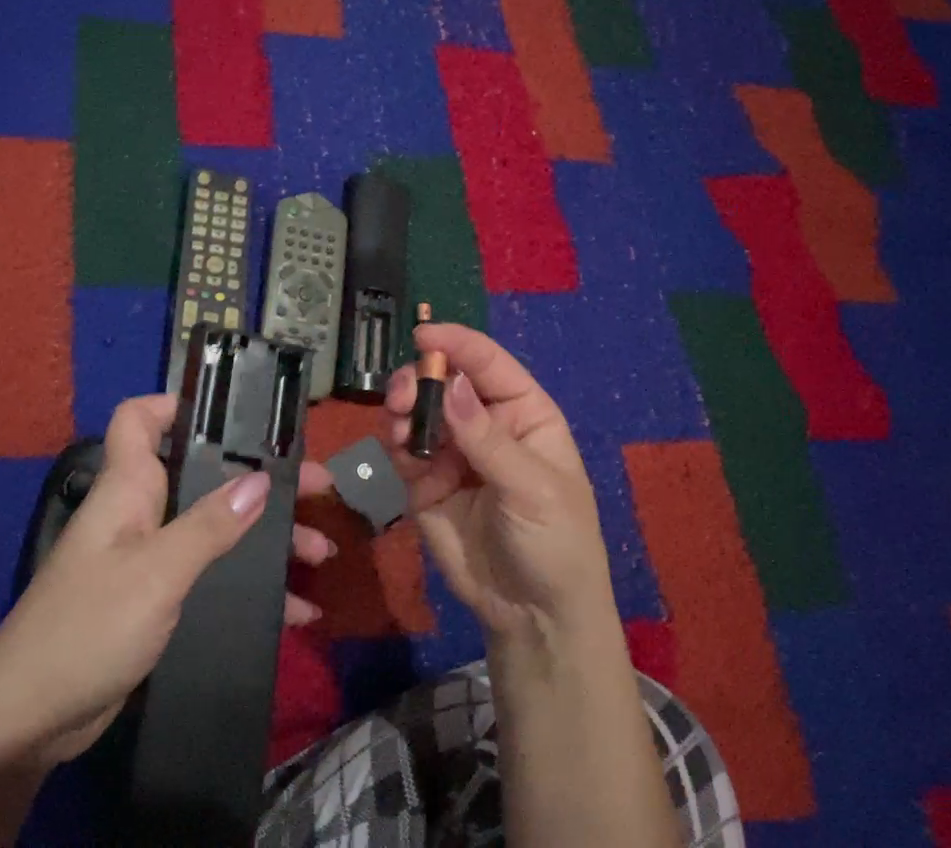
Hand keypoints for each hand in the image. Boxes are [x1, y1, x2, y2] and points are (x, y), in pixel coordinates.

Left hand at [0, 394, 336, 767]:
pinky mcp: (154, 605)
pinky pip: (211, 582)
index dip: (178, 405)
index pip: (140, 420)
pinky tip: (298, 612)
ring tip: (322, 553)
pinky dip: (251, 589)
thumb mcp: (156, 573)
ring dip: (265, 539)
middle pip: (201, 478)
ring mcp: (145, 562)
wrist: (33, 716)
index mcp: (126, 491)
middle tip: (319, 489)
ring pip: (213, 533)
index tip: (238, 413)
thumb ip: (208, 526)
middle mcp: (137, 517)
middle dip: (257, 480)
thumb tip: (258, 479)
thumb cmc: (90, 627)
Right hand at [385, 324, 614, 641]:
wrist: (532, 614)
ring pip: (418, 413)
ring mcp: (452, 455)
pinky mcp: (423, 484)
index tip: (423, 335)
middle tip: (404, 396)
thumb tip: (450, 384)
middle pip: (445, 383)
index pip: (489, 366)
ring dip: (403, 410)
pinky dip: (395, 443)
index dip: (458, 345)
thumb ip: (486, 438)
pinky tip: (399, 451)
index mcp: (525, 416)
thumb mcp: (532, 488)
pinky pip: (402, 450)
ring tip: (399, 426)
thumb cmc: (555, 543)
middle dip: (421, 381)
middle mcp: (485, 426)